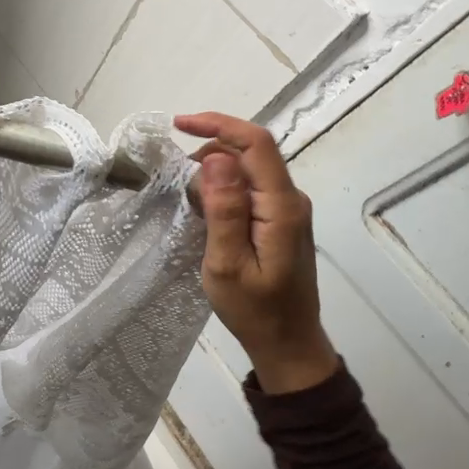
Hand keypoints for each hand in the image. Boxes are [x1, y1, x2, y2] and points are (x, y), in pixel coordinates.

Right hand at [176, 112, 338, 393]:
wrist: (288, 344)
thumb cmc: (254, 310)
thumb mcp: (227, 264)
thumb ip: (224, 209)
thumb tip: (217, 158)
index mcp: (281, 208)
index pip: (256, 144)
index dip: (218, 124)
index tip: (178, 125)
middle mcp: (290, 199)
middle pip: (251, 150)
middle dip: (209, 150)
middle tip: (178, 184)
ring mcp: (287, 209)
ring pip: (248, 167)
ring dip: (214, 170)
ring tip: (190, 204)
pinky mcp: (280, 219)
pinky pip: (250, 185)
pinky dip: (222, 186)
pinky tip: (205, 211)